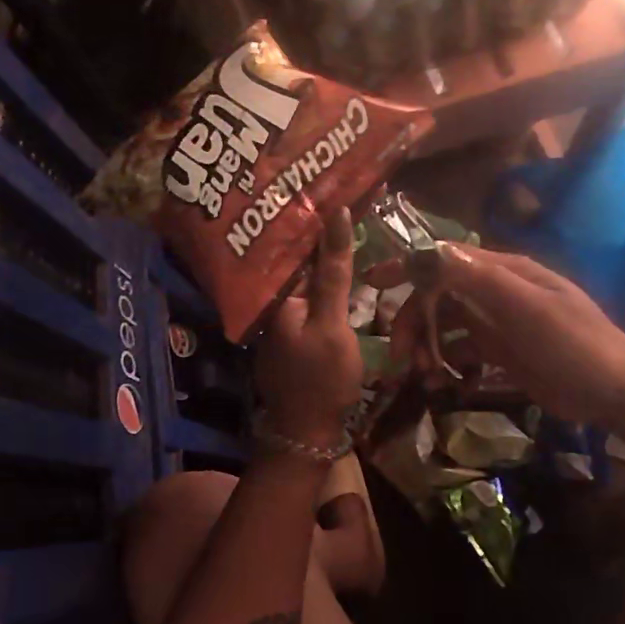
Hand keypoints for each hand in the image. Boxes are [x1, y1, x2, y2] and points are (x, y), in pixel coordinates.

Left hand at [254, 208, 361, 447]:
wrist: (307, 433)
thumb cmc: (322, 379)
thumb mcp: (332, 323)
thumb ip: (332, 274)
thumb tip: (336, 216)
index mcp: (276, 299)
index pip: (296, 247)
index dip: (319, 219)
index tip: (341, 190)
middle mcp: (273, 307)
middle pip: (299, 262)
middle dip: (322, 234)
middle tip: (351, 197)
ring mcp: (281, 324)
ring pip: (306, 282)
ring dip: (326, 258)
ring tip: (352, 223)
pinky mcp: (292, 339)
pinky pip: (310, 302)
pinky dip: (326, 286)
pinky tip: (345, 273)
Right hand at [374, 244, 624, 423]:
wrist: (615, 393)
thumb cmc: (574, 346)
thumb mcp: (528, 310)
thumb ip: (480, 281)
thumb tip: (431, 252)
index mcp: (504, 272)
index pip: (444, 258)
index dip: (407, 266)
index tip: (373, 282)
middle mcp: (495, 291)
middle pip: (436, 296)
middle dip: (413, 322)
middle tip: (400, 356)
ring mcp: (496, 321)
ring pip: (443, 324)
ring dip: (425, 346)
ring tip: (422, 375)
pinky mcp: (497, 349)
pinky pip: (457, 349)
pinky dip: (443, 362)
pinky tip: (441, 382)